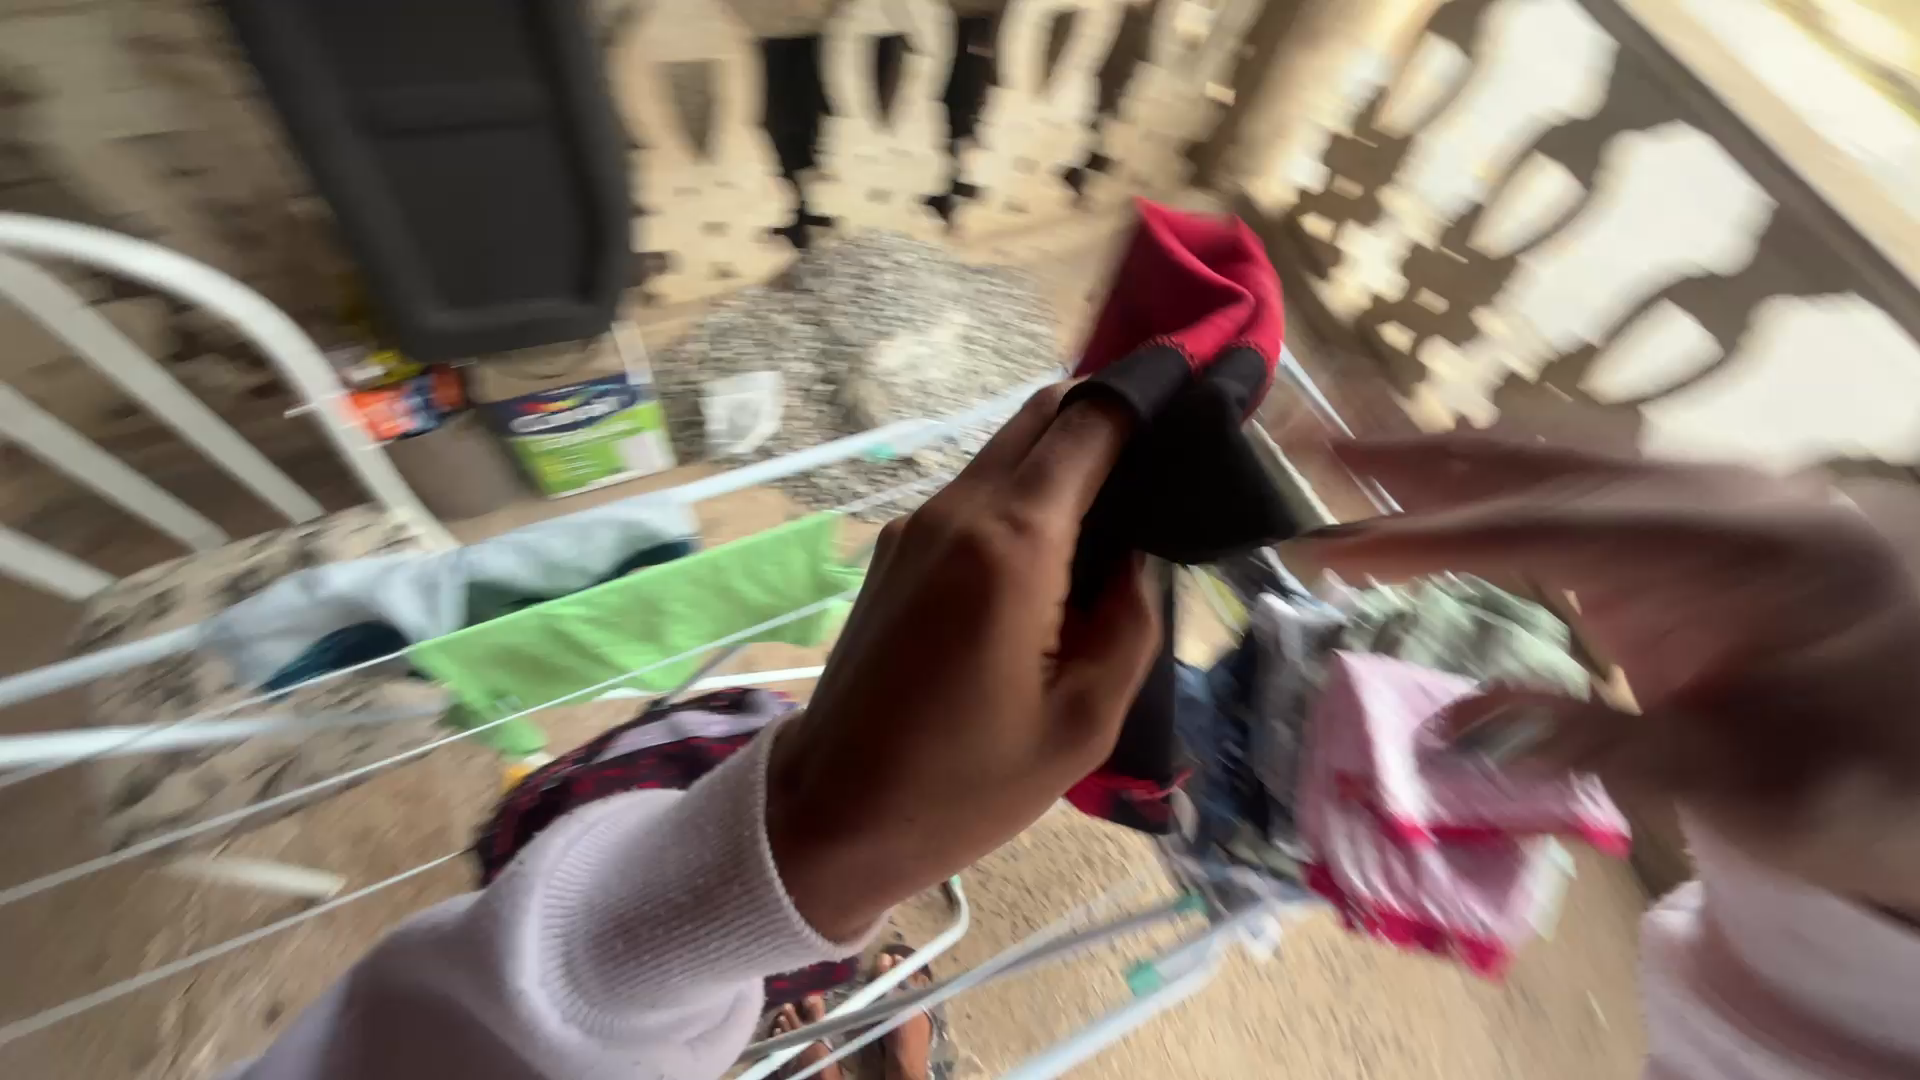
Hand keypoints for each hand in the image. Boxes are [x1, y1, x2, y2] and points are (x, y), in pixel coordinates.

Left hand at [766, 382, 1161, 940]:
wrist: (832, 812)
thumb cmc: (964, 784)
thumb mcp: (1083, 720)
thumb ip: (1130, 620)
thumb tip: (1134, 555)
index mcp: (1012, 544)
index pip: (1088, 424)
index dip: (1143, 394)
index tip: (1191, 387)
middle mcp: (957, 510)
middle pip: (1040, 418)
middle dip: (1103, 415)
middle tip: (1160, 451)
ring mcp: (915, 525)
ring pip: (1003, 454)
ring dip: (1059, 459)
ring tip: (1115, 506)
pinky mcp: (893, 550)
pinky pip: (972, 496)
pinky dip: (1020, 496)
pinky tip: (1048, 550)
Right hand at [1300, 435, 1919, 920]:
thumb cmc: (1868, 783)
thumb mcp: (1745, 786)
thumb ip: (1596, 743)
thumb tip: (1449, 725)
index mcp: (1751, 546)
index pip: (1544, 528)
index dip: (1424, 539)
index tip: (1330, 551)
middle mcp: (1724, 496)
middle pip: (1534, 464)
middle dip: (1415, 459)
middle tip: (1319, 451)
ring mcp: (1705, 500)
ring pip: (1542, 462)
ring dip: (1437, 461)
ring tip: (1349, 457)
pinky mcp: (1682, 523)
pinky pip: (1560, 488)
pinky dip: (1479, 486)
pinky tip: (1431, 487)